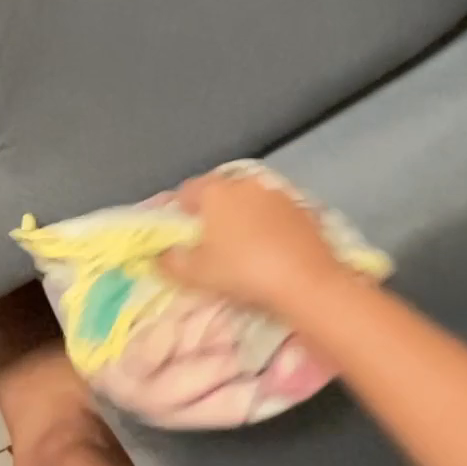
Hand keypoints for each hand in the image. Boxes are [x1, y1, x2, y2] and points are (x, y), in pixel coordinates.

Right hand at [158, 172, 350, 313]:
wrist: (307, 282)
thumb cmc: (242, 271)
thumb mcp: (195, 274)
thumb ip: (170, 262)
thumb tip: (159, 255)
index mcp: (214, 191)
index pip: (186, 192)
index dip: (179, 212)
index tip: (180, 235)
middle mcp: (244, 183)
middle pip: (219, 194)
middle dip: (212, 213)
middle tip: (210, 244)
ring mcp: (277, 193)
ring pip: (249, 202)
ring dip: (242, 218)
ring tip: (244, 249)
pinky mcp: (303, 208)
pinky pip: (274, 214)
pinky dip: (268, 227)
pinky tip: (271, 251)